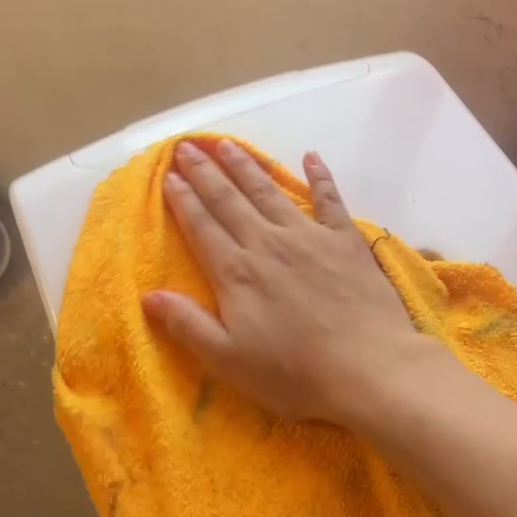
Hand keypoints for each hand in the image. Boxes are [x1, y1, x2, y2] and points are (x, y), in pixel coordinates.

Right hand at [141, 140, 447, 426]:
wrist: (368, 366)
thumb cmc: (294, 372)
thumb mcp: (228, 360)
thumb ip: (188, 324)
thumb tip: (148, 295)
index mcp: (236, 272)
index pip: (201, 226)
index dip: (182, 199)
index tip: (169, 175)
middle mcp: (267, 243)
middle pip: (229, 200)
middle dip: (205, 172)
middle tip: (187, 146)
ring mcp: (308, 236)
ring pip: (269, 191)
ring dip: (246, 165)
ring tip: (227, 144)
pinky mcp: (344, 239)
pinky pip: (329, 198)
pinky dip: (319, 176)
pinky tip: (310, 157)